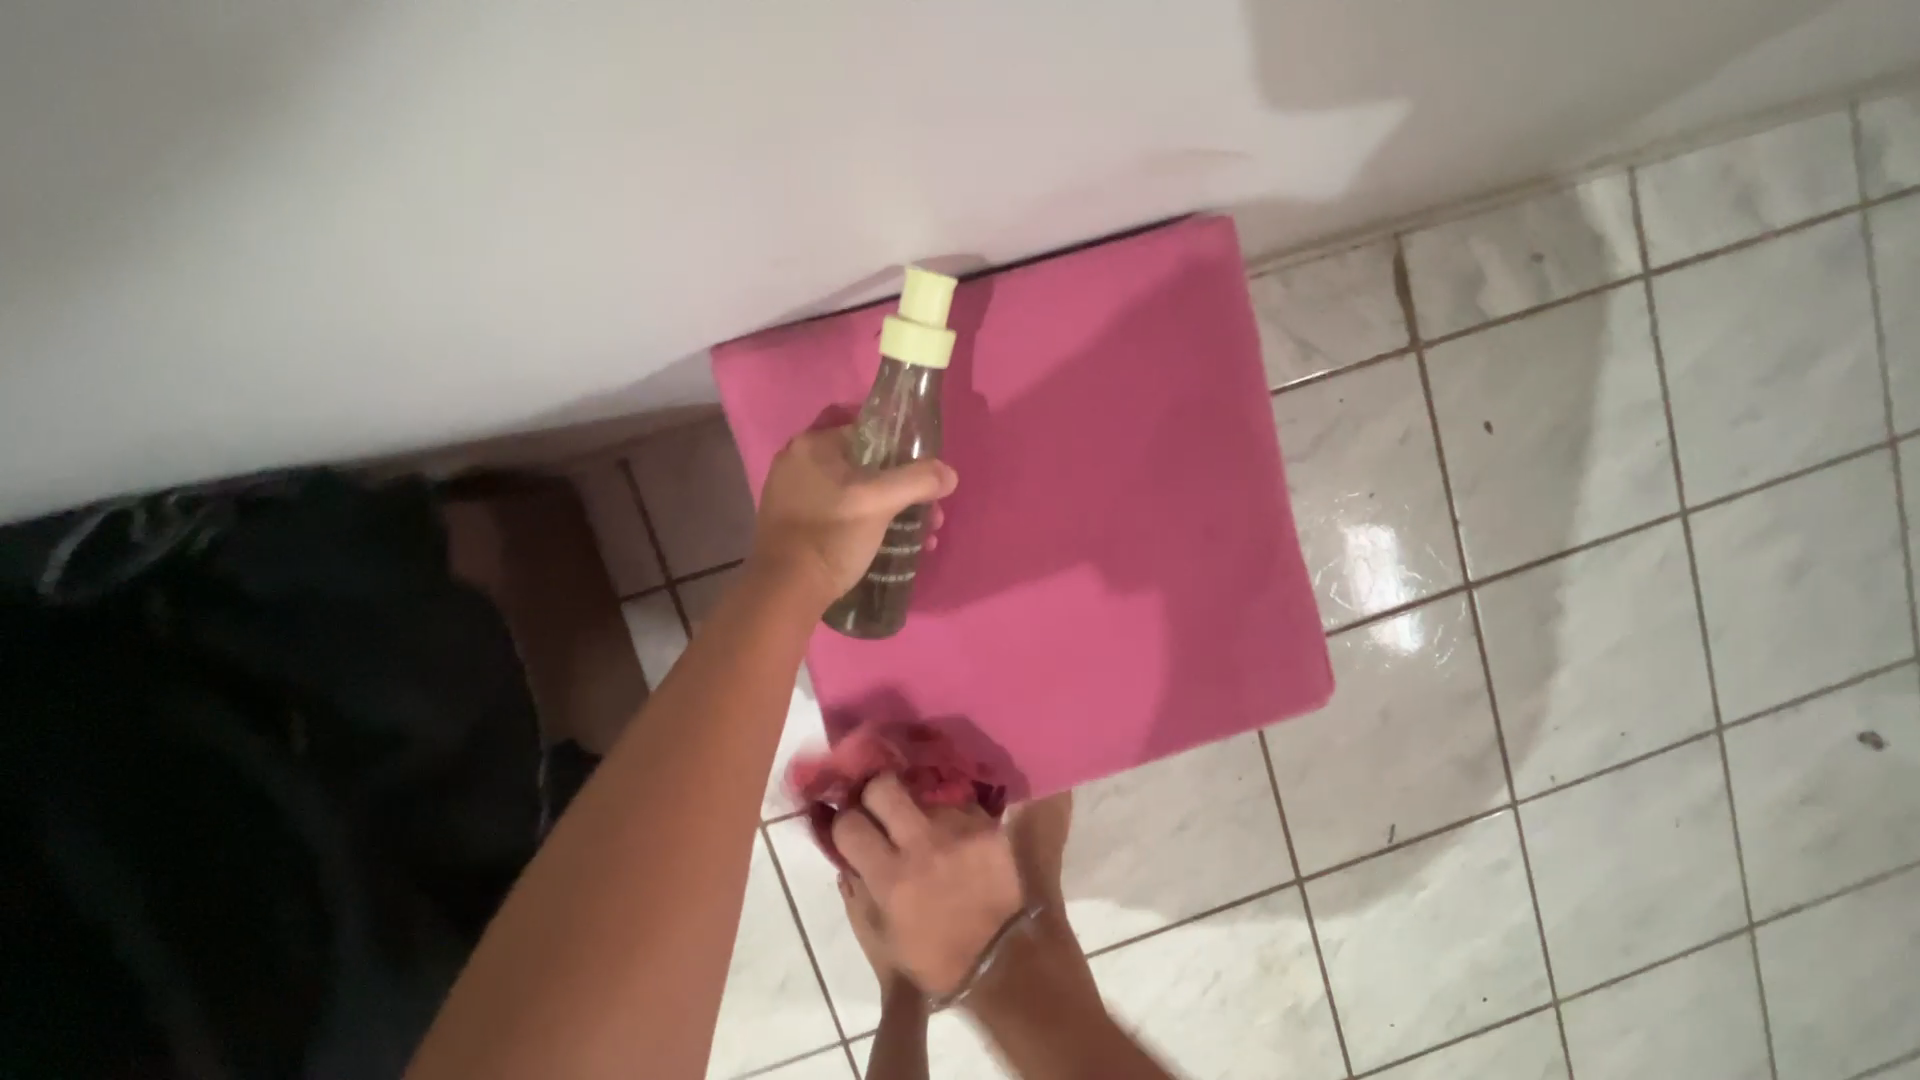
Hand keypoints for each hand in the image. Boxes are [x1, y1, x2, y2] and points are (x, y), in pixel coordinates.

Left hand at [751, 424, 956, 607]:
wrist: (785, 591)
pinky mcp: (794, 524)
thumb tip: (949, 474)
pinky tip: (891, 545)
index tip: (926, 476)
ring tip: (920, 535)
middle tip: (929, 513)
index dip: (904, 452)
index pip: (869, 433)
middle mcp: (797, 462)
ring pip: (854, 492)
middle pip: (864, 466)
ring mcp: (792, 494)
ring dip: (890, 509)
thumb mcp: (880, 503)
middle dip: (903, 489)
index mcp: (813, 445)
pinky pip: (839, 512)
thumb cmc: (831, 536)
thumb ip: (918, 481)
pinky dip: (866, 522)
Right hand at [831, 774, 1023, 998]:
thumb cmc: (932, 956)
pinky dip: (950, 819)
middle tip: (880, 811)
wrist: (999, 959)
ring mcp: (958, 829)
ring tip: (926, 832)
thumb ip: (857, 891)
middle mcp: (922, 844)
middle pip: (883, 786)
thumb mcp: (880, 937)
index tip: (851, 829)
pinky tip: (954, 839)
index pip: (849, 823)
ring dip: (917, 810)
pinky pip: (957, 805)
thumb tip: (844, 855)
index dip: (844, 823)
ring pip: (923, 794)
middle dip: (874, 794)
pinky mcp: (986, 826)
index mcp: (890, 877)